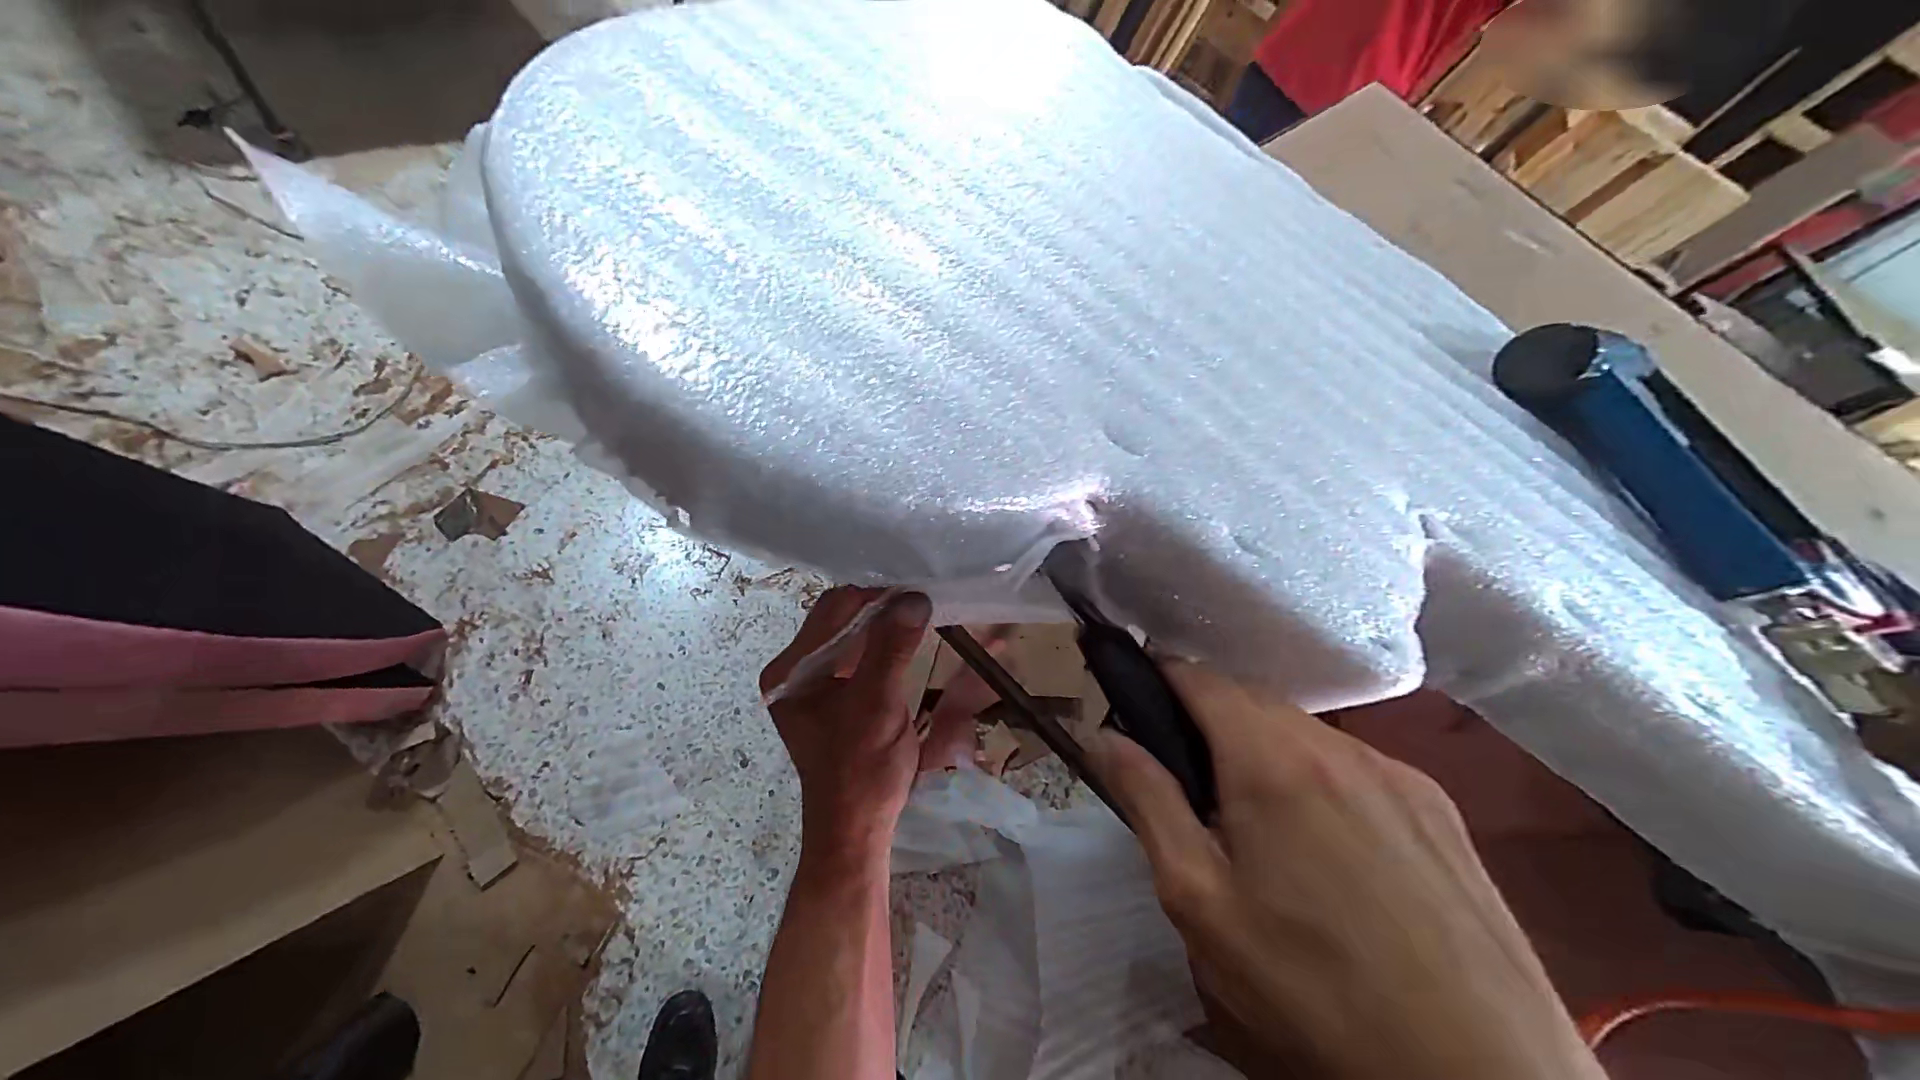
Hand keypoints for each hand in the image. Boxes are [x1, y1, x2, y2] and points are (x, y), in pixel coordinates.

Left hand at [761, 587, 932, 861]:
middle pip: (838, 620)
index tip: (914, 588)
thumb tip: (913, 598)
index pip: (832, 611)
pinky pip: (858, 656)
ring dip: (882, 623)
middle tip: (920, 596)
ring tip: (918, 609)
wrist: (856, 830)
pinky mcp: (834, 697)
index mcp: (791, 671)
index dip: (873, 595)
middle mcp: (795, 671)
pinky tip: (907, 637)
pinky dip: (882, 644)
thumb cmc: (862, 771)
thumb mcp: (878, 705)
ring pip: (850, 636)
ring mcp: (813, 685)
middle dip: (879, 606)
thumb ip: (892, 648)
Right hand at [1087, 661, 1604, 1079]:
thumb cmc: (1311, 986)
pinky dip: (1316, 774)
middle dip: (1207, 719)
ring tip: (1251, 818)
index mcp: (1272, 760)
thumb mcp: (1200, 900)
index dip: (1159, 677)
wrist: (1478, 1074)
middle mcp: (1338, 746)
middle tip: (1186, 780)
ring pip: (1304, 730)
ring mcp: (1397, 772)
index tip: (1133, 701)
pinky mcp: (1439, 806)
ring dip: (1262, 747)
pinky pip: (1354, 763)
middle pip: (1251, 699)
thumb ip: (1147, 801)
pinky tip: (1324, 842)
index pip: (1200, 677)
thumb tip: (1101, 735)